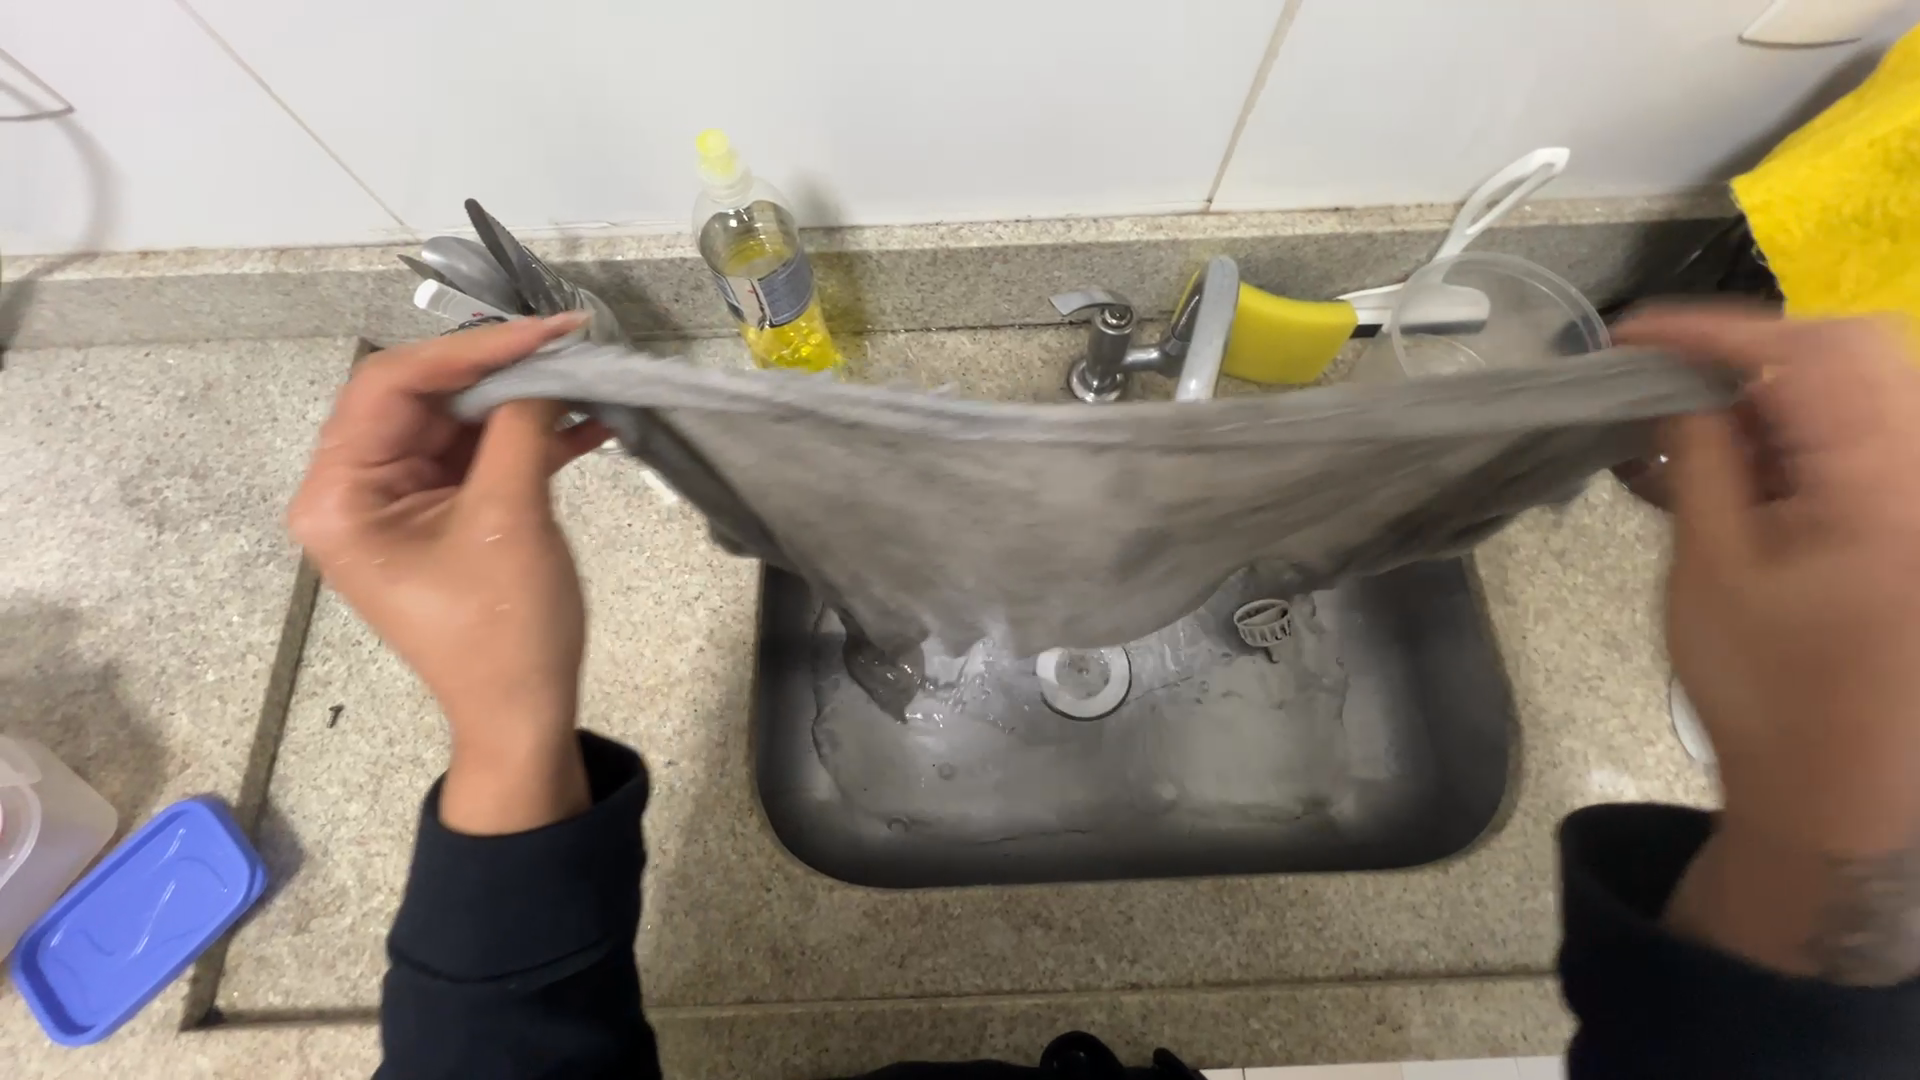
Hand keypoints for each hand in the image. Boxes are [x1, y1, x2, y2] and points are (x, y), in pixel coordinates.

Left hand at [287, 314, 608, 832]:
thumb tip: (545, 374)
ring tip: (587, 380)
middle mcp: (361, 489)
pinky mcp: (454, 515)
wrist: (525, 709)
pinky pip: (489, 458)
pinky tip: (590, 424)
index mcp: (341, 494)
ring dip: (526, 403)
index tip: (546, 332)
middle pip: (426, 399)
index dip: (471, 349)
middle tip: (570, 348)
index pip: (391, 386)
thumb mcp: (509, 522)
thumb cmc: (505, 630)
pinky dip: (538, 440)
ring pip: (465, 424)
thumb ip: (520, 434)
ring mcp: (409, 502)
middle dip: (502, 372)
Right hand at [1620, 306, 1919, 983]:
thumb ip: (1703, 464)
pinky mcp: (1915, 515)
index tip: (1626, 333)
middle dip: (1742, 353)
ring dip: (1760, 394)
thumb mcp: (1712, 566)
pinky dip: (1784, 433)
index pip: (1809, 357)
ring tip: (1673, 429)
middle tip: (1650, 379)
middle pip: (1854, 355)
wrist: (1843, 772)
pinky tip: (1722, 465)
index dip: (1713, 332)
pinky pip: (1857, 438)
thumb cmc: (1764, 679)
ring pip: (1858, 391)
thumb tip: (1674, 390)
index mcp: (1891, 483)